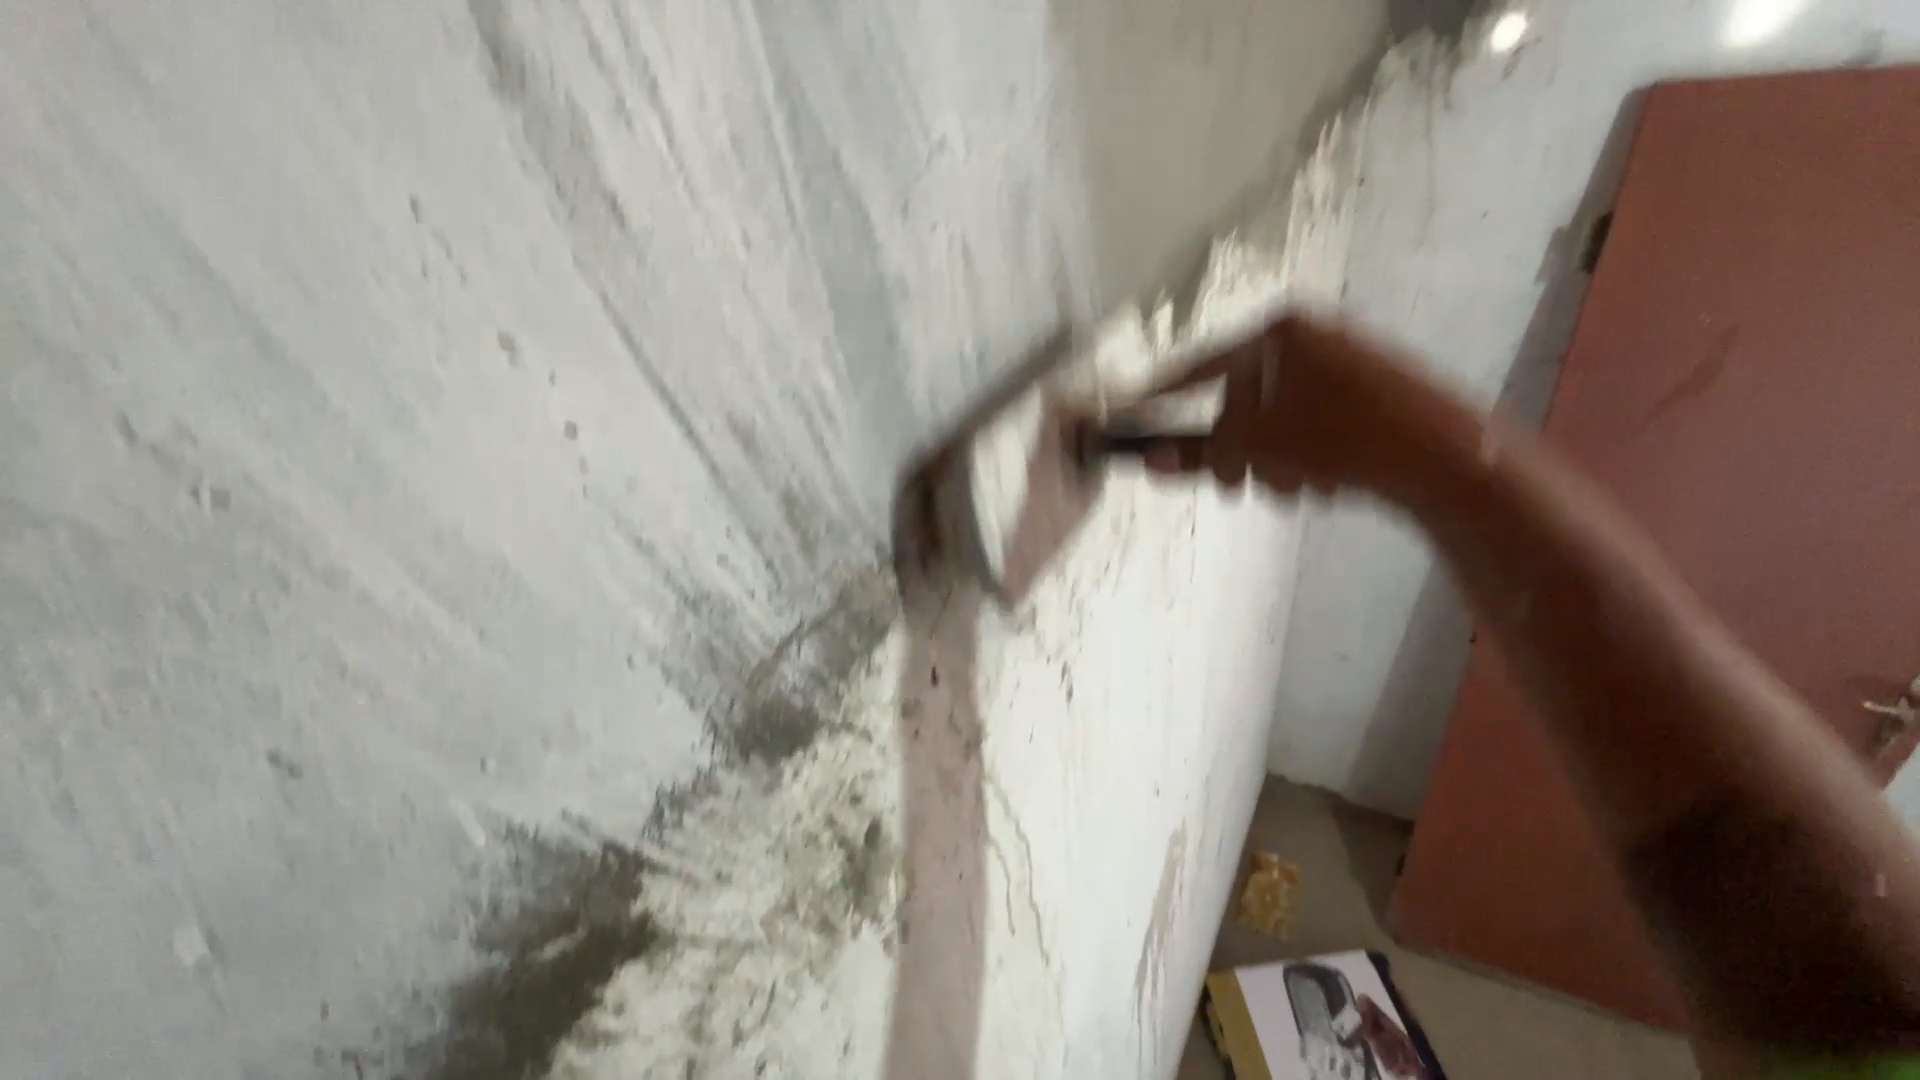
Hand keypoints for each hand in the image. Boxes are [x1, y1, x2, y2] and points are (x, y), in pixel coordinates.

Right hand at [1134, 312, 1475, 504]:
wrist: (1445, 453)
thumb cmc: (1340, 434)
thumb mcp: (1259, 446)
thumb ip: (1200, 453)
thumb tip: (1149, 461)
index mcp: (1281, 333)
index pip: (1204, 366)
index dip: (1165, 393)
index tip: (1136, 409)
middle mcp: (1311, 339)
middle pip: (1242, 402)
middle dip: (1240, 451)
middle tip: (1236, 485)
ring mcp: (1343, 366)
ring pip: (1277, 423)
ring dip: (1274, 463)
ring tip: (1297, 487)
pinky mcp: (1369, 397)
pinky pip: (1311, 428)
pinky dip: (1307, 458)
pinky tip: (1328, 480)